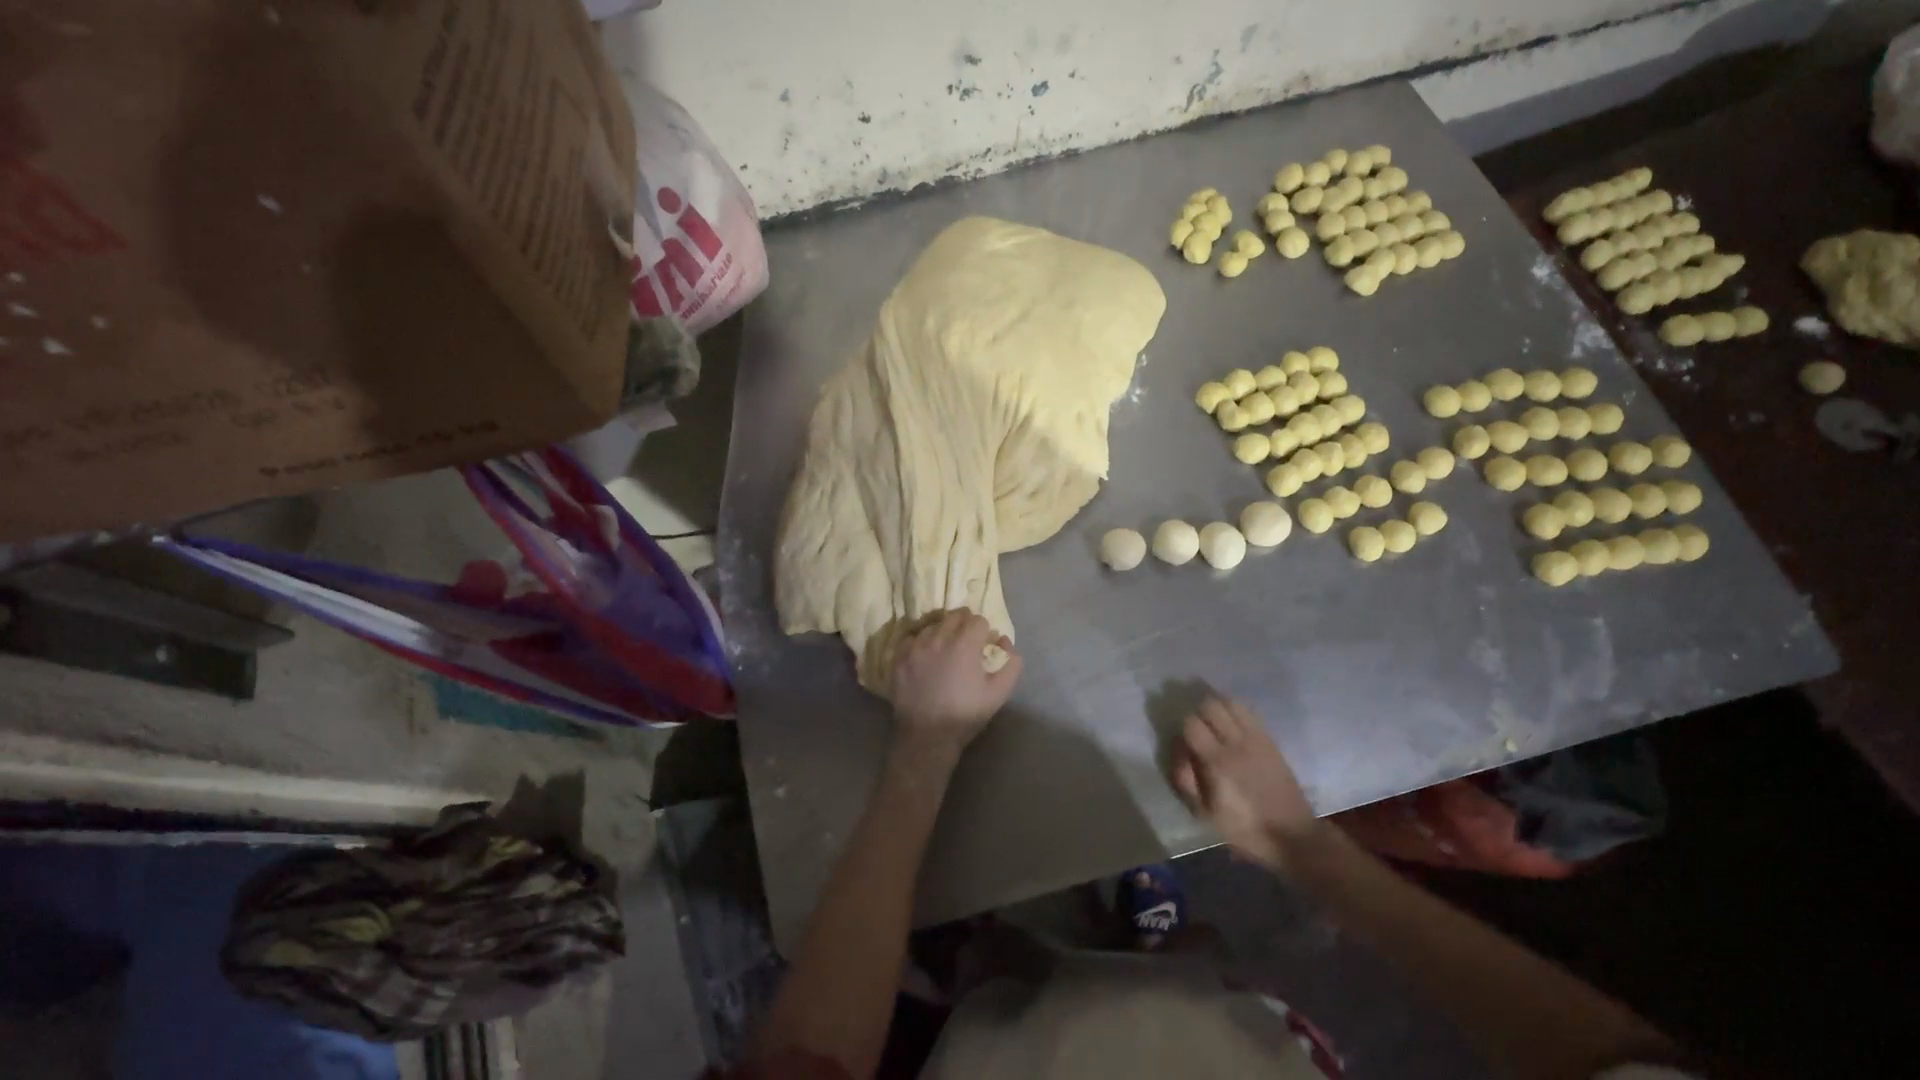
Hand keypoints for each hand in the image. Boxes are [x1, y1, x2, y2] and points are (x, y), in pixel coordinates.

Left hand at [889, 609, 1021, 753]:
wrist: (928, 736)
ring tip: (945, 650)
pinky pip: (912, 638)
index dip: (984, 631)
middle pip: (955, 616)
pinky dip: (922, 642)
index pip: (978, 620)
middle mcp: (938, 638)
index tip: (984, 644)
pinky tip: (926, 657)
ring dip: (943, 632)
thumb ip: (1011, 662)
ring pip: (933, 625)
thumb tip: (1003, 640)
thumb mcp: (1000, 692)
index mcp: (964, 644)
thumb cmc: (966, 714)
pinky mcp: (899, 657)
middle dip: (965, 625)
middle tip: (967, 643)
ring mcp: (915, 647)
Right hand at [1170, 695, 1324, 869]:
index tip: (1183, 742)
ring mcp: (1257, 738)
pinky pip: (1249, 712)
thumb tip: (1179, 751)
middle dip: (1198, 712)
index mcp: (1217, 762)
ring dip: (1217, 706)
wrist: (1292, 833)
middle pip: (1210, 705)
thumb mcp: (1205, 813)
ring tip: (1213, 722)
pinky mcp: (1270, 739)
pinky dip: (1235, 711)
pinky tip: (1232, 724)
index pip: (1191, 723)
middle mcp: (1236, 742)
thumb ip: (1186, 779)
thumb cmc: (1244, 828)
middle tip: (1197, 730)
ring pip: (1231, 702)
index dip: (1182, 728)